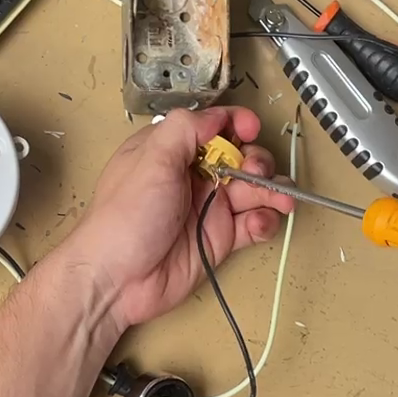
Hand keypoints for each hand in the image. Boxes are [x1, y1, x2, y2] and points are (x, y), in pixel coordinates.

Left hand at [52, 106, 292, 330]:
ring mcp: (207, 208)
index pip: (211, 127)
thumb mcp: (151, 159)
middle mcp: (191, 176)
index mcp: (170, 151)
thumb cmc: (125, 217)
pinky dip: (265, 221)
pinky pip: (253, 224)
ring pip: (254, 191)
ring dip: (272, 191)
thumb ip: (186, 129)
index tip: (249, 129)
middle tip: (255, 173)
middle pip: (240, 157)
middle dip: (257, 160)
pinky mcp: (219, 239)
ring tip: (279, 199)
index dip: (235, 124)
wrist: (118, 279)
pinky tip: (260, 224)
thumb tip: (217, 116)